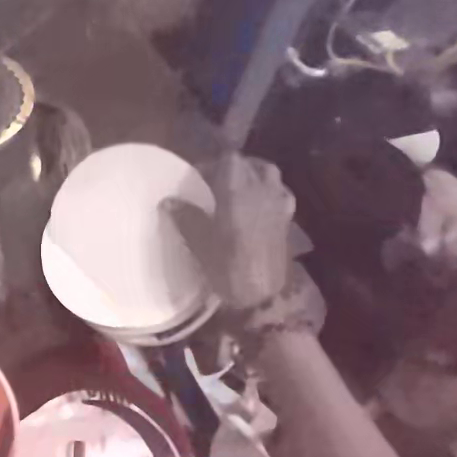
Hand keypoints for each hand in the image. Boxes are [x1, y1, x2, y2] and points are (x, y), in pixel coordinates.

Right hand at [162, 153, 309, 333]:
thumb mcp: (200, 243)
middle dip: (231, 167)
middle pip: (249, 164)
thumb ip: (185, 217)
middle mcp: (262, 189)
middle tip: (214, 181)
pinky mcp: (288, 218)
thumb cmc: (228, 267)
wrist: (264, 297)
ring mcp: (279, 202)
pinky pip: (278, 191)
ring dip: (252, 175)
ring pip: (268, 174)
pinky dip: (266, 191)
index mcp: (238, 190)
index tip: (196, 175)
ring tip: (236, 189)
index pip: (228, 159)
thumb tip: (168, 201)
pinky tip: (255, 206)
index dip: (211, 163)